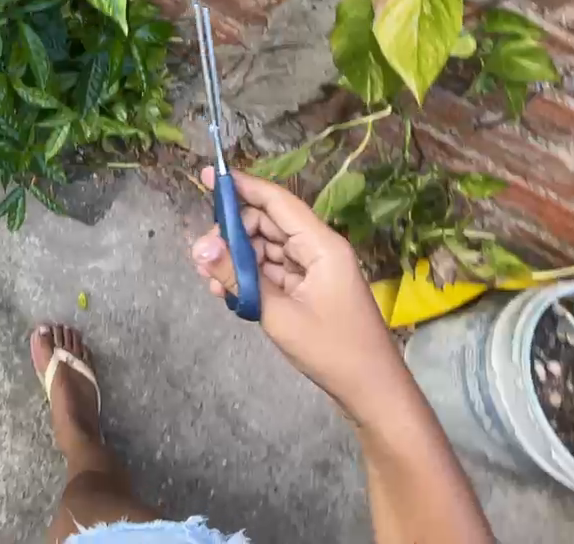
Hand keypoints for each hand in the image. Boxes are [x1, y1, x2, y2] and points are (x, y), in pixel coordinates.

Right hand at [189, 168, 408, 422]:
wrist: (374, 397)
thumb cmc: (334, 351)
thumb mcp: (278, 314)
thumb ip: (237, 277)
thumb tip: (199, 248)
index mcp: (321, 245)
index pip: (276, 201)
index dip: (242, 186)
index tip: (208, 176)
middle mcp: (317, 249)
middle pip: (265, 224)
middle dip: (230, 234)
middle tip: (201, 255)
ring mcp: (312, 270)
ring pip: (263, 248)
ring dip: (235, 259)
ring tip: (209, 281)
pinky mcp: (307, 288)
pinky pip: (270, 270)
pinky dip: (247, 277)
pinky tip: (225, 292)